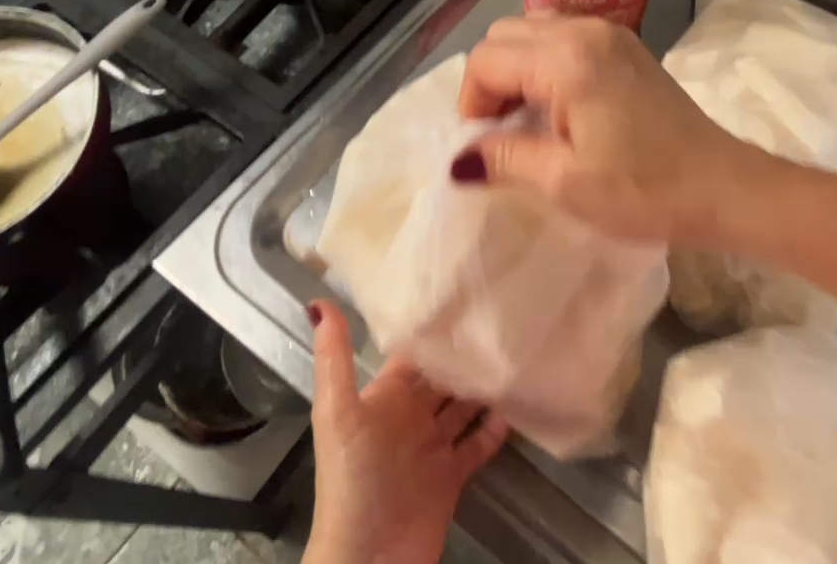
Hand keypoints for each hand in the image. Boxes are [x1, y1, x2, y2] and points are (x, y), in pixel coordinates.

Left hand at [304, 300, 509, 563]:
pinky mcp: (452, 475)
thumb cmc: (352, 482)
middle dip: (465, 355)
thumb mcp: (337, 414)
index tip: (463, 299)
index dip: (433, 330)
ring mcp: (432, 447)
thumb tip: (319, 302)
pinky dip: (497, 427)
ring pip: (464, 406)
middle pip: (442, 378)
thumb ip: (333, 360)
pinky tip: (518, 407)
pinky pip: (479, 444)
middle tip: (499, 323)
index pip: (412, 355)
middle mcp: (409, 417)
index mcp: (384, 399)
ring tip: (513, 356)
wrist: (370, 561)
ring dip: (484, 387)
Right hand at [454, 15, 768, 245]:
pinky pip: (564, 38)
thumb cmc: (644, 190)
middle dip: (491, 80)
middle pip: (506, 35)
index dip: (473, 102)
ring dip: (517, 69)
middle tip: (503, 133)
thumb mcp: (565, 183)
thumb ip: (505, 159)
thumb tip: (458, 160)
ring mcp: (610, 34)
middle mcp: (585, 30)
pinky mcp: (626, 47)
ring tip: (529, 121)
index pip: (487, 59)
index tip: (485, 146)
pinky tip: (558, 108)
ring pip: (533, 31)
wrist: (723, 187)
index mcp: (567, 58)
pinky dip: (545, 64)